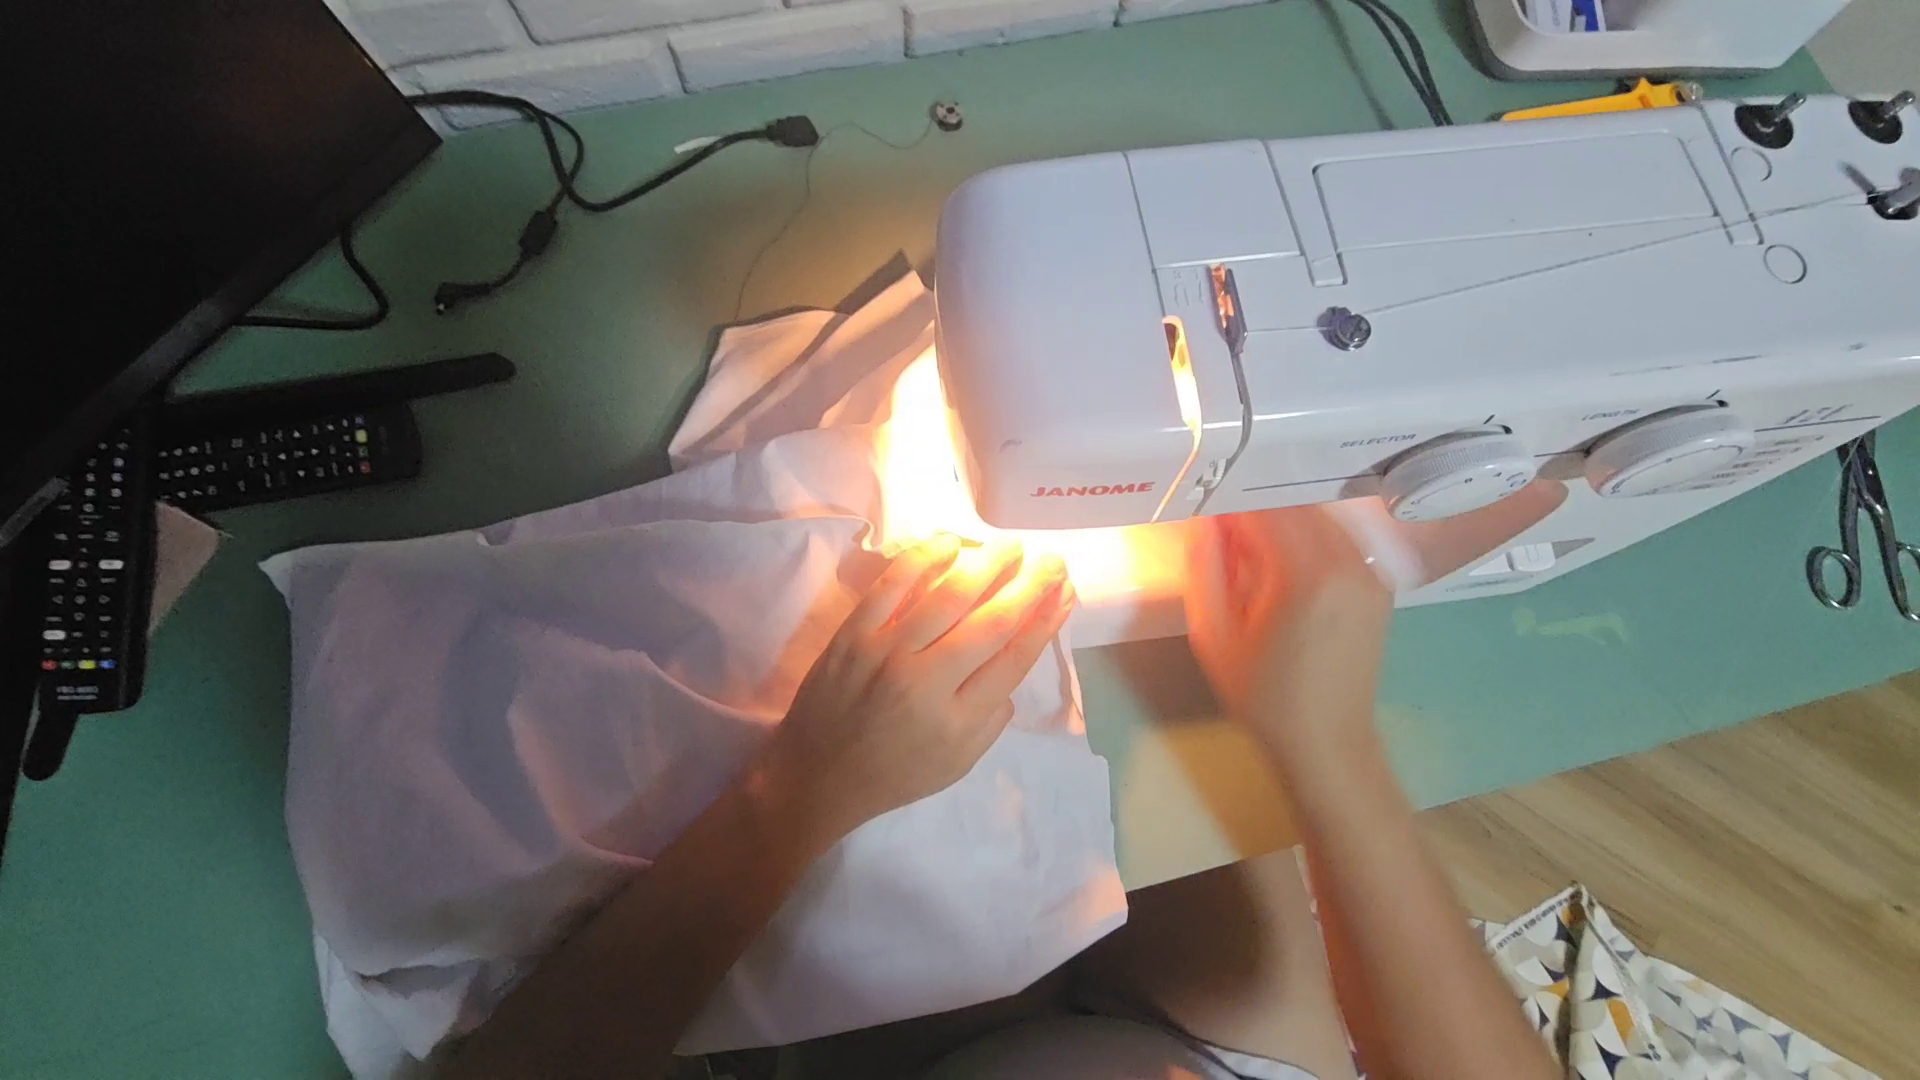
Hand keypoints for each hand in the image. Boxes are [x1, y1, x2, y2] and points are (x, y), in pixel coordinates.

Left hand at [759, 534, 1075, 843]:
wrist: (816, 776)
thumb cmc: (895, 773)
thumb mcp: (958, 763)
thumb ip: (994, 717)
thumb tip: (1016, 658)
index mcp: (960, 720)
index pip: (1015, 658)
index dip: (1046, 620)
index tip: (1065, 592)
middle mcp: (928, 682)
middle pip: (992, 621)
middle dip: (1030, 586)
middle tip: (1052, 561)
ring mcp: (887, 653)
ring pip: (948, 596)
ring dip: (986, 564)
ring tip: (1012, 547)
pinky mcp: (854, 634)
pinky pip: (893, 585)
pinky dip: (924, 559)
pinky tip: (951, 542)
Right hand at [1185, 483, 1566, 750]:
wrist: (1328, 742)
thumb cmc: (1262, 695)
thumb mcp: (1213, 635)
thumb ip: (1205, 567)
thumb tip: (1202, 519)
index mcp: (1305, 573)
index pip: (1262, 508)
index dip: (1227, 502)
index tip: (1200, 508)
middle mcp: (1347, 560)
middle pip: (1293, 504)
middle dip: (1252, 509)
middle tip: (1218, 532)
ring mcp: (1369, 569)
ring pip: (1316, 515)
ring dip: (1278, 521)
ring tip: (1246, 552)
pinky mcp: (1378, 581)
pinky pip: (1335, 536)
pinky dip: (1303, 536)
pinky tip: (1278, 567)